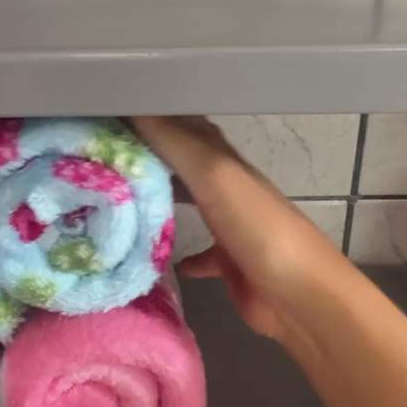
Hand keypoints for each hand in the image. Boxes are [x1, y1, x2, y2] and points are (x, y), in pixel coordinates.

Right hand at [132, 116, 346, 347]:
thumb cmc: (259, 229)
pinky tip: (157, 258)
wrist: (301, 298)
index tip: (109, 113)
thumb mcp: (215, 176)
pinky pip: (199, 255)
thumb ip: (175, 143)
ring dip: (161, 196)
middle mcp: (227, 187)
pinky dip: (179, 253)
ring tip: (120, 194)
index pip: (184, 125)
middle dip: (150, 153)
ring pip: (190, 202)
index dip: (151, 115)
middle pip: (185, 161)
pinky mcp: (229, 265)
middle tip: (104, 151)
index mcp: (226, 161)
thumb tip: (132, 108)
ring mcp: (230, 226)